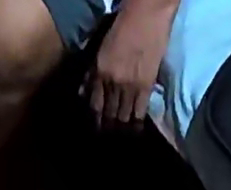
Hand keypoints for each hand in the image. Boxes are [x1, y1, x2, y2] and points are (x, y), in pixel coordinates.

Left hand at [88, 0, 179, 126]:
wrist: (147, 14)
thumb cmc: (123, 27)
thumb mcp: (101, 49)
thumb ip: (92, 72)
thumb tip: (83, 94)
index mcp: (100, 72)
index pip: (94, 105)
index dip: (95, 121)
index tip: (96, 128)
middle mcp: (112, 83)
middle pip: (108, 114)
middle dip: (108, 126)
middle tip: (109, 134)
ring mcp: (129, 86)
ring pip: (123, 118)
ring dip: (121, 127)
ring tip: (122, 133)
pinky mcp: (146, 87)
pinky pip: (139, 114)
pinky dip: (136, 124)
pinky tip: (136, 129)